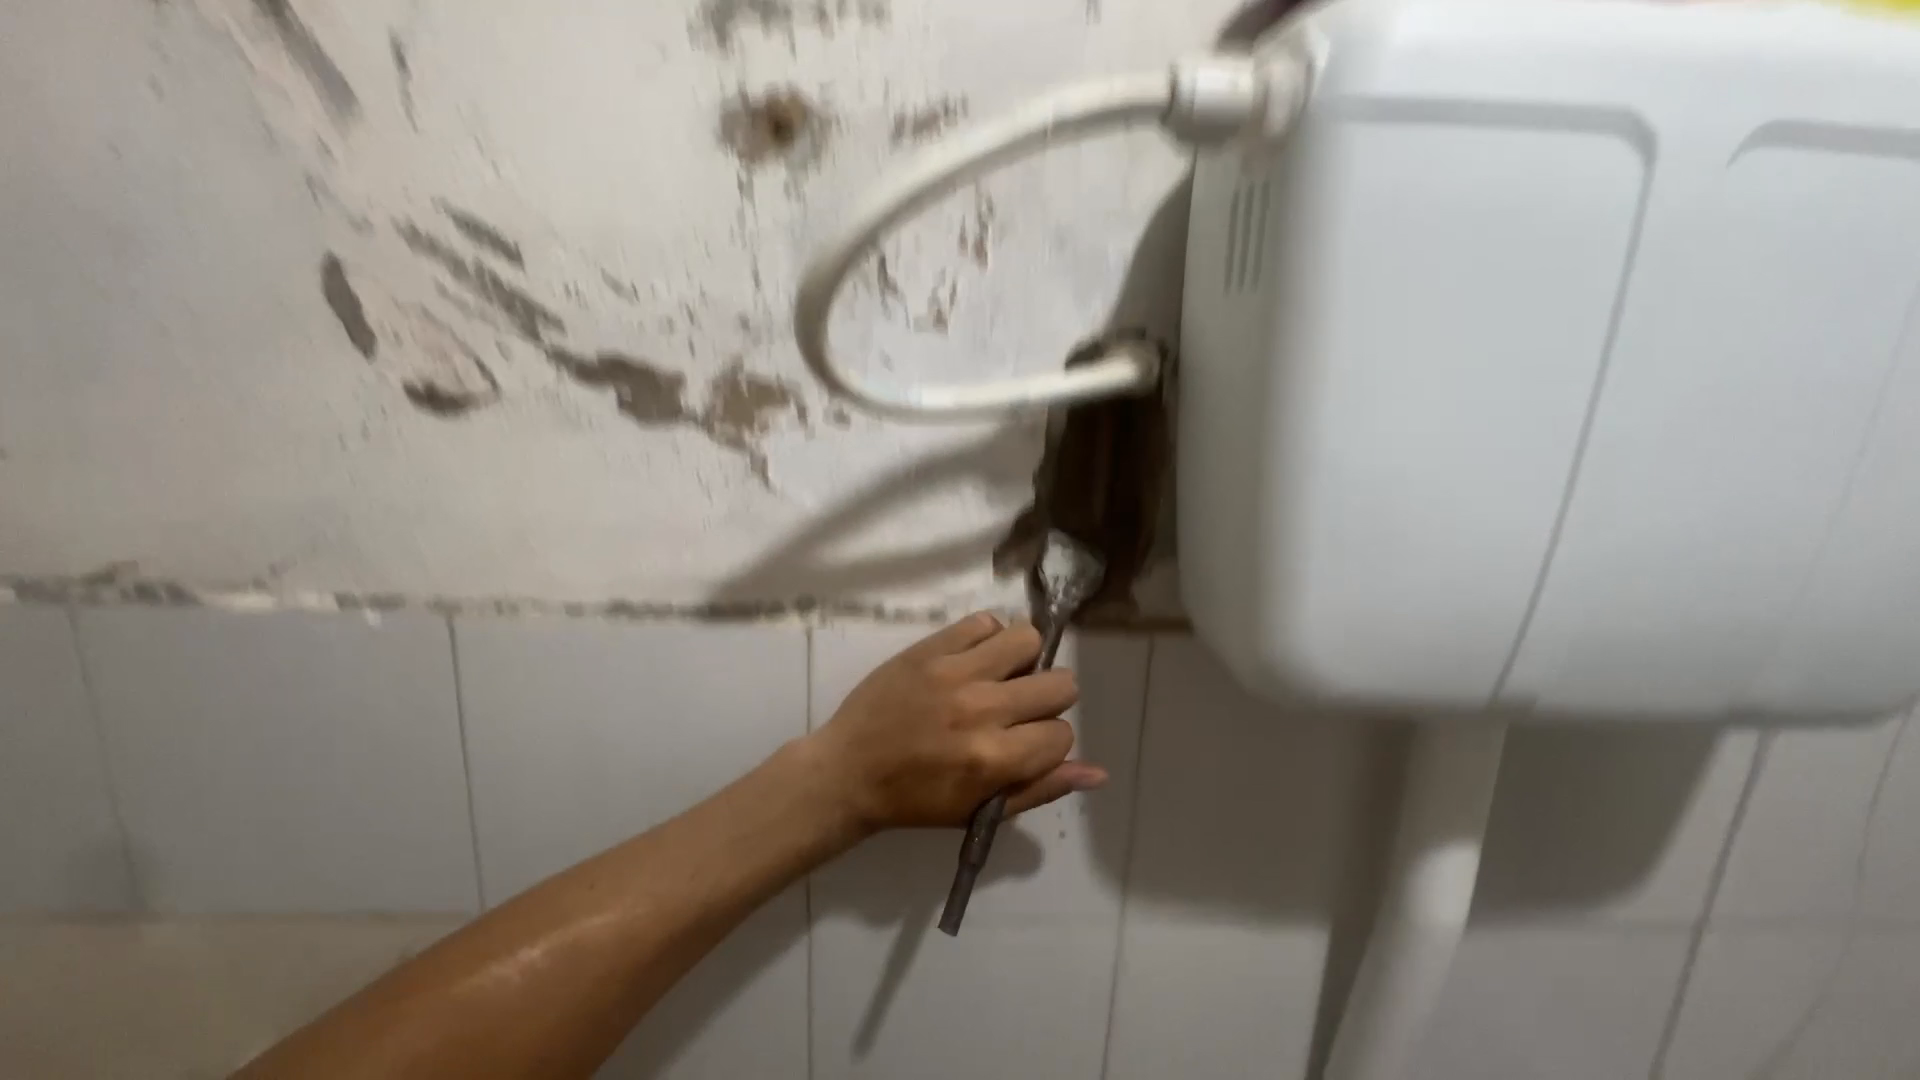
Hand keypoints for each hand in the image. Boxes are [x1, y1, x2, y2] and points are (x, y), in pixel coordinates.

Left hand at [807, 612, 1107, 832]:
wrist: (848, 770)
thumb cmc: (915, 799)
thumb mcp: (979, 810)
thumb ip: (1041, 789)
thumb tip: (1098, 771)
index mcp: (995, 759)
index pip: (1062, 733)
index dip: (1049, 741)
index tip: (1024, 745)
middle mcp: (982, 710)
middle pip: (1059, 684)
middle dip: (1046, 700)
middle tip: (1017, 710)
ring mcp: (955, 673)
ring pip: (1028, 639)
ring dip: (1023, 660)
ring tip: (1000, 677)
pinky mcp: (930, 649)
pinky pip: (984, 621)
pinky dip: (988, 638)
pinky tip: (973, 660)